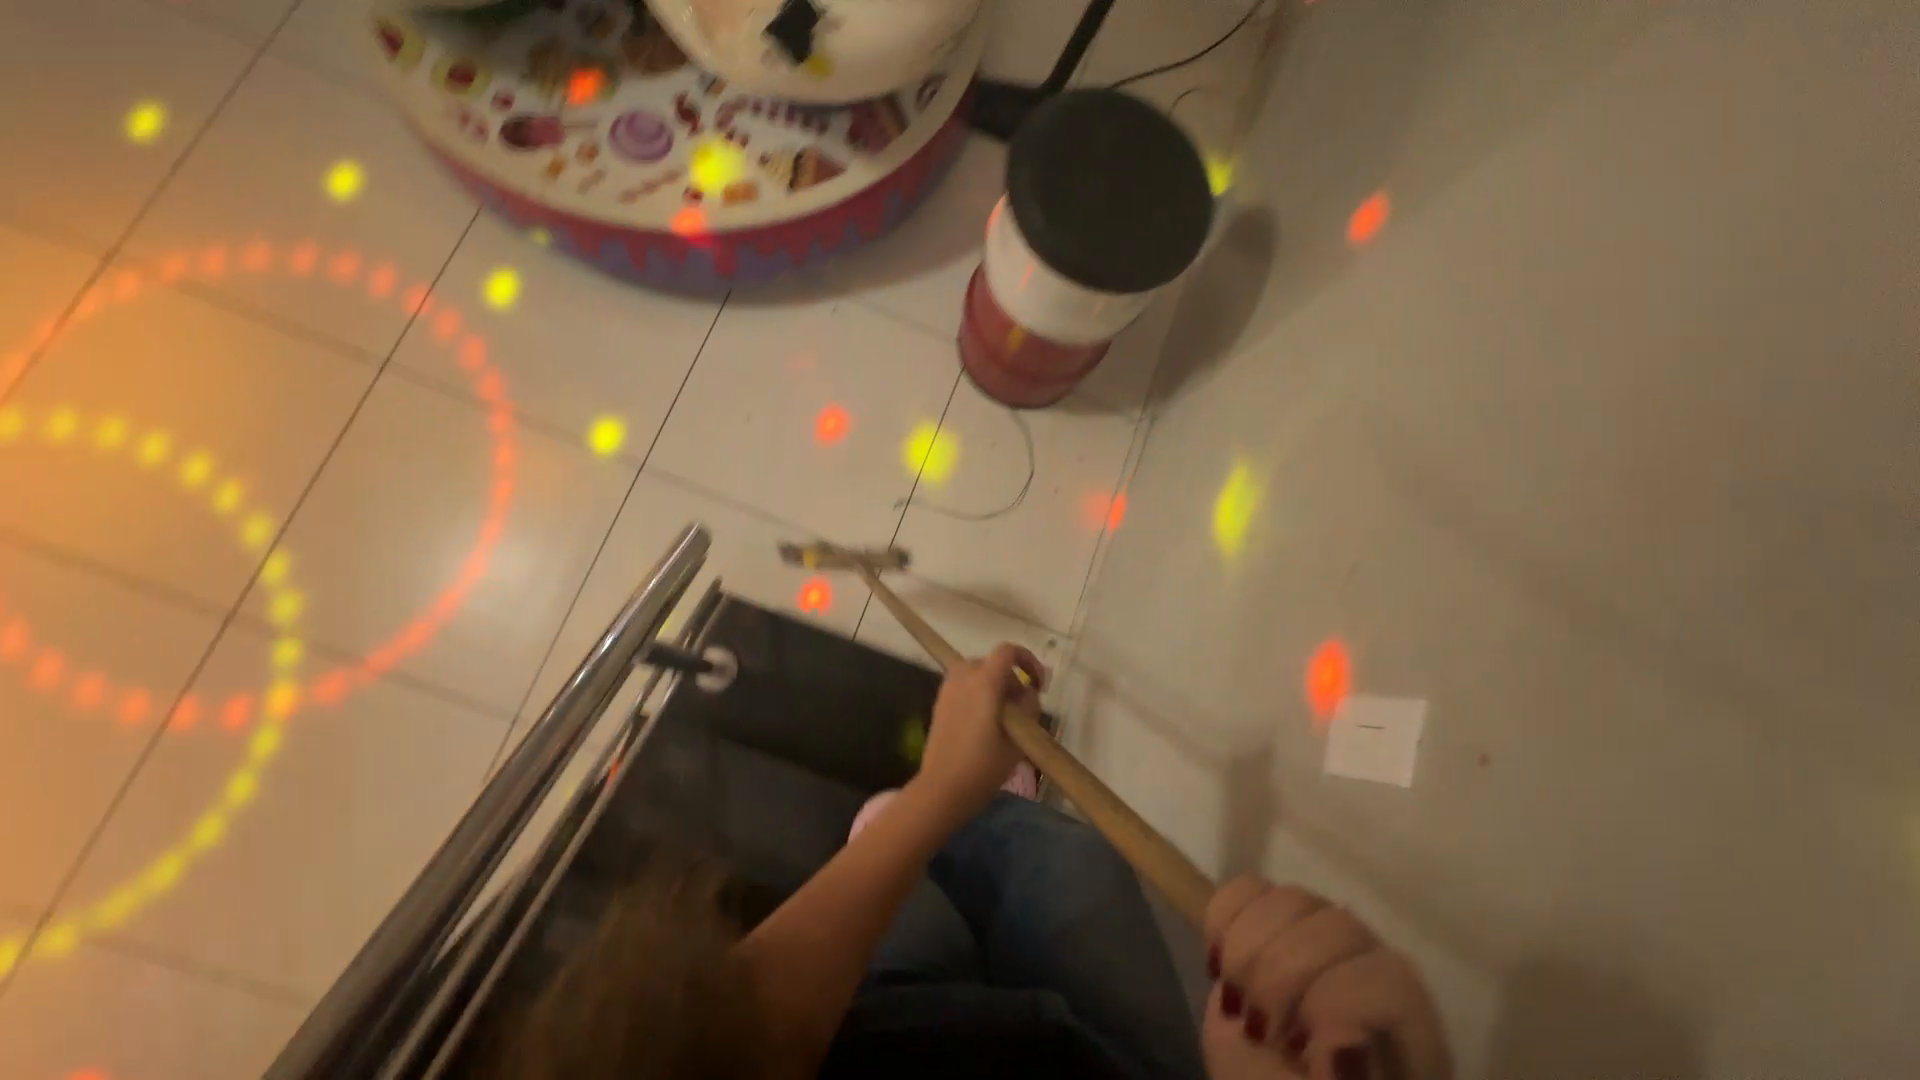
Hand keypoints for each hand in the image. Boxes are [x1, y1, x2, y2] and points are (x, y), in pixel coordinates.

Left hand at [913, 643, 1045, 817]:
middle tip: (1022, 708)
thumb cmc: (984, 766)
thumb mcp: (1018, 739)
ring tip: (1005, 717)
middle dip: (1012, 679)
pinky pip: (964, 686)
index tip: (1038, 684)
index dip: (1028, 660)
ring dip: (994, 686)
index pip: (1007, 651)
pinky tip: (985, 723)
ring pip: (977, 673)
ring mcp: (948, 690)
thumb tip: (1029, 693)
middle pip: (993, 663)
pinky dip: (979, 693)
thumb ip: (1028, 707)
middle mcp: (963, 678)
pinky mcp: (940, 703)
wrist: (942, 788)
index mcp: (984, 682)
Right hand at [1201, 876, 1450, 1079]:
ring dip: (1245, 951)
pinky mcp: (1269, 921)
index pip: (1384, 976)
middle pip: (1336, 926)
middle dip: (1279, 976)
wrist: (1266, 1079)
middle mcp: (1369, 963)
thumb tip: (1348, 1045)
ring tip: (1238, 1001)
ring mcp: (1318, 935)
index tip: (1295, 1047)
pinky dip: (1222, 919)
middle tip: (1256, 1027)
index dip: (1331, 1001)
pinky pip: (1246, 887)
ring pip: (1289, 899)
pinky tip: (1218, 966)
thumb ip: (1348, 1078)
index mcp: (1403, 1018)